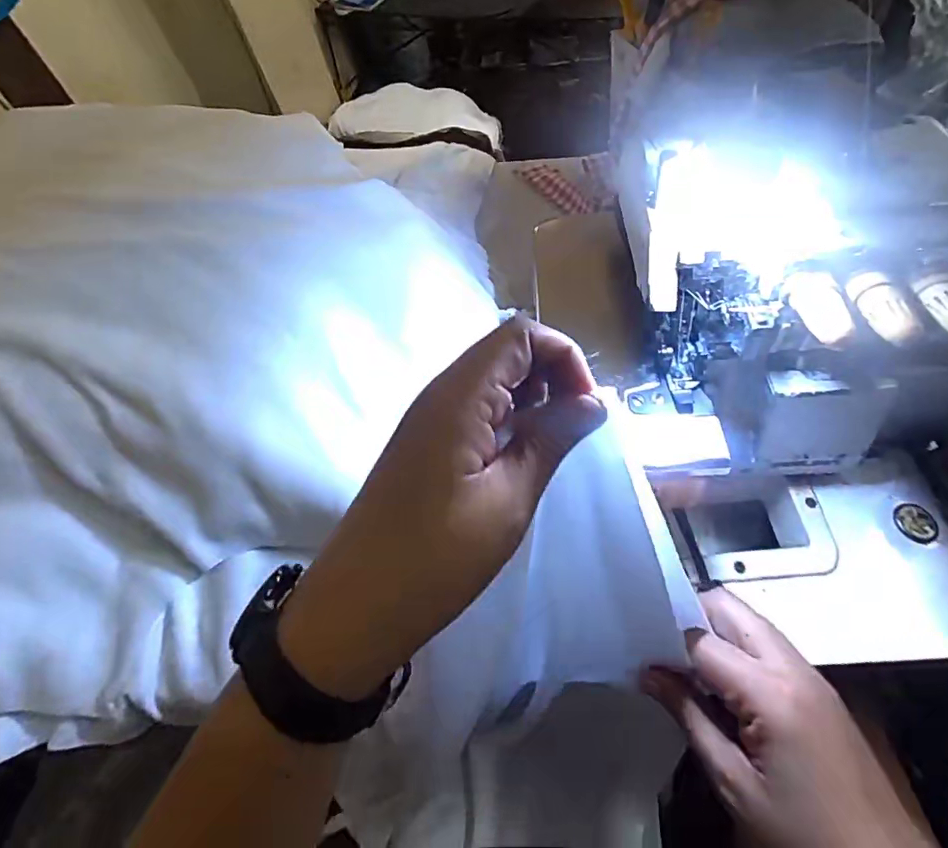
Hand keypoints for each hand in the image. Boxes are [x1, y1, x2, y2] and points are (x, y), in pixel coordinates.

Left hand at [277, 316, 606, 698]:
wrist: (353, 611)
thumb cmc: (435, 558)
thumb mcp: (509, 498)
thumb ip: (553, 438)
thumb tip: (594, 402)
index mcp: (460, 396)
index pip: (521, 334)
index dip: (565, 357)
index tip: (586, 406)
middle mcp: (442, 393)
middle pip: (509, 350)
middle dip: (554, 375)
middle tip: (575, 427)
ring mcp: (431, 417)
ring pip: (496, 378)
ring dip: (535, 398)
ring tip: (554, 445)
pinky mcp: (428, 442)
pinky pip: (479, 407)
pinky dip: (512, 418)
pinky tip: (522, 459)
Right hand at [642, 589, 937, 847]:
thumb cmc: (804, 832)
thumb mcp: (736, 785)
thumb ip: (691, 720)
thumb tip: (654, 676)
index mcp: (771, 690)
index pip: (704, 640)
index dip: (667, 641)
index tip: (639, 649)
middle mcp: (793, 666)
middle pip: (733, 610)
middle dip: (693, 616)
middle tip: (659, 646)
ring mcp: (811, 672)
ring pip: (753, 623)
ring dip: (718, 632)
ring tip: (684, 665)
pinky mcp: (819, 685)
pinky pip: (771, 647)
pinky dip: (741, 649)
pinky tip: (722, 681)